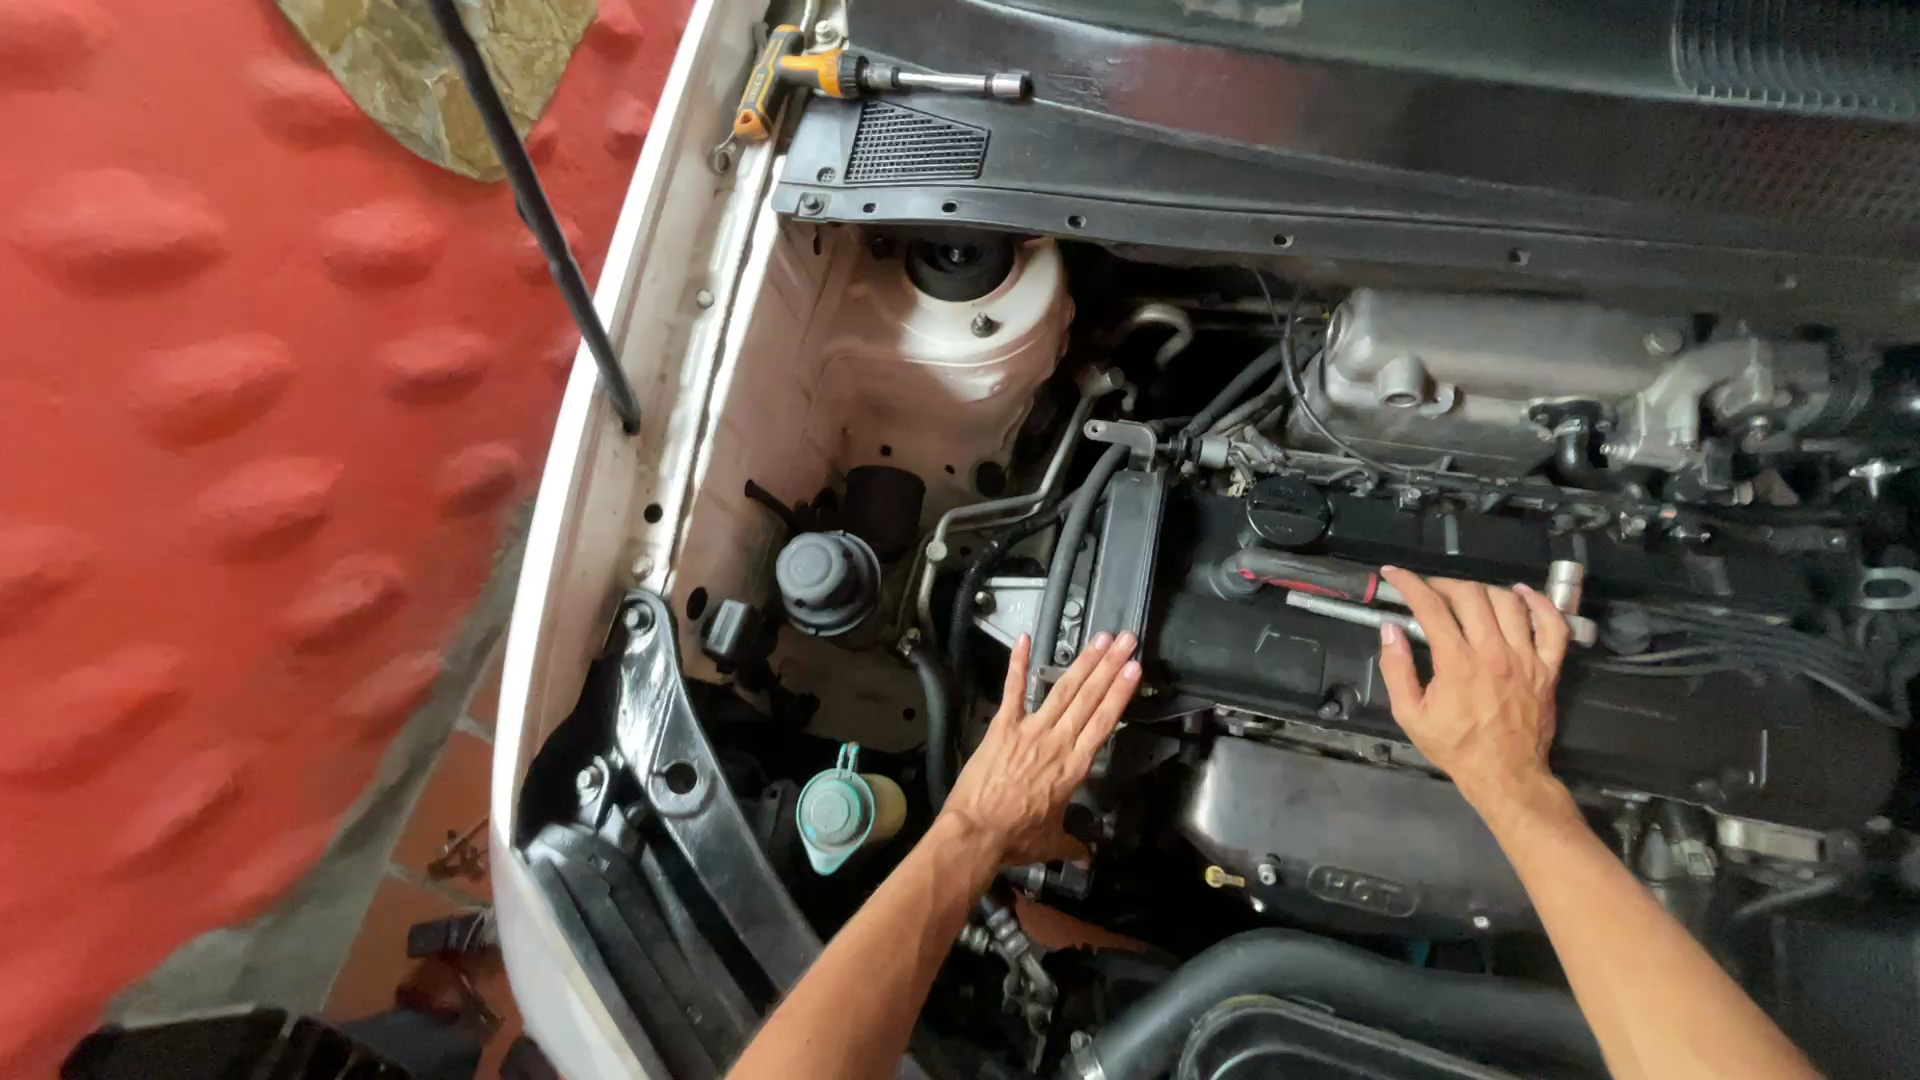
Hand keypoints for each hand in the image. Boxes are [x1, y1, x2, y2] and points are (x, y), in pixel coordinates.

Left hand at [940, 631, 1140, 864]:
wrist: (975, 832)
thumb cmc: (1015, 838)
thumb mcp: (1051, 842)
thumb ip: (1072, 843)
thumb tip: (1086, 857)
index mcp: (1074, 766)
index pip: (1104, 722)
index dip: (1121, 693)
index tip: (1134, 670)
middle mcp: (1057, 741)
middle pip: (1089, 698)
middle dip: (1110, 666)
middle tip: (1126, 640)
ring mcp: (1029, 730)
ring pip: (1062, 690)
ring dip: (1083, 662)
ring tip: (1100, 639)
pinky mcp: (1002, 726)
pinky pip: (1012, 690)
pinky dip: (1017, 663)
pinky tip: (1025, 639)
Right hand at [1376, 567, 1569, 811]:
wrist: (1505, 774)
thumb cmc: (1453, 745)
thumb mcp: (1408, 713)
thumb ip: (1396, 668)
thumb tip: (1390, 630)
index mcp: (1457, 662)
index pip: (1431, 608)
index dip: (1409, 584)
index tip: (1394, 574)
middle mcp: (1494, 652)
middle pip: (1471, 596)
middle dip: (1442, 583)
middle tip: (1427, 589)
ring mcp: (1527, 658)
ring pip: (1508, 603)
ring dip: (1481, 590)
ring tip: (1464, 594)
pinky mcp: (1549, 668)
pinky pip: (1553, 625)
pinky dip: (1539, 603)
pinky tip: (1520, 593)